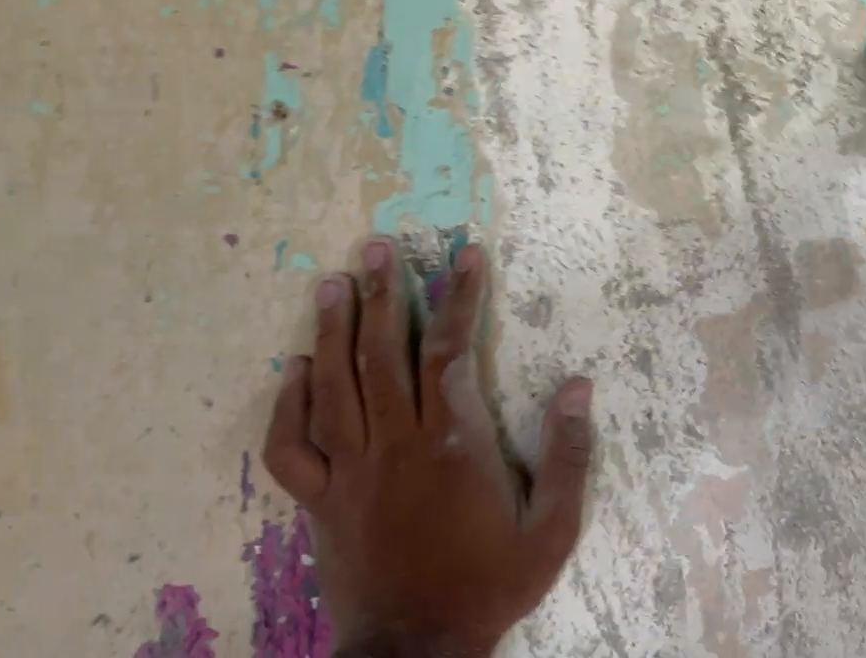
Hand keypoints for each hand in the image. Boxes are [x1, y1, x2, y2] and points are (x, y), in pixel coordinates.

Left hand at [262, 239, 593, 657]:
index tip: (466, 255)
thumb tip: (578, 386)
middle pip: (385, 355)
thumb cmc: (491, 584)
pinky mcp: (320, 503)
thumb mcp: (553, 528)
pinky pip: (291, 448)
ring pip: (336, 387)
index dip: (461, 299)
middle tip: (378, 247)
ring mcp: (352, 473)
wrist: (416, 653)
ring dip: (333, 330)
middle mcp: (397, 445)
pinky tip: (293, 369)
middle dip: (385, 295)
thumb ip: (569, 455)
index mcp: (454, 444)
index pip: (454, 352)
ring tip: (334, 282)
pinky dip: (287, 405)